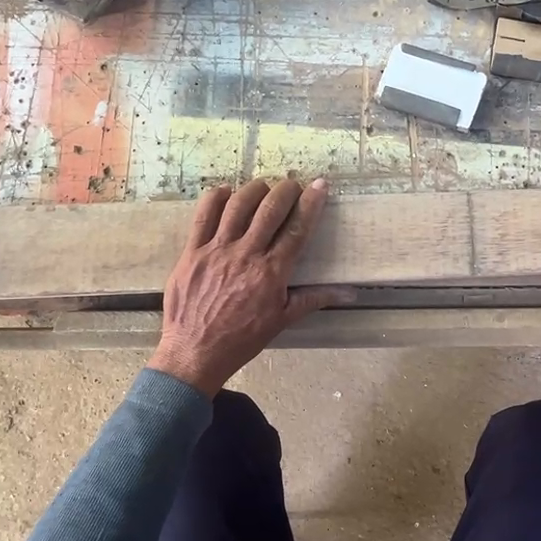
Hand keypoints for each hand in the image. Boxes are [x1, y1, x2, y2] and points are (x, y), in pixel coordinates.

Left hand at [147, 177, 351, 394]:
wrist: (194, 355)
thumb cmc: (242, 339)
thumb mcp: (282, 320)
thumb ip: (314, 299)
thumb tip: (349, 294)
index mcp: (271, 272)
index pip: (297, 228)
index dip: (311, 203)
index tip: (321, 185)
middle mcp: (246, 255)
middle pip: (270, 209)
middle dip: (286, 189)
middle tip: (292, 185)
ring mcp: (216, 251)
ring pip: (238, 205)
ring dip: (255, 190)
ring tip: (263, 189)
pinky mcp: (191, 252)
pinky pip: (203, 215)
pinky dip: (217, 198)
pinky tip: (227, 193)